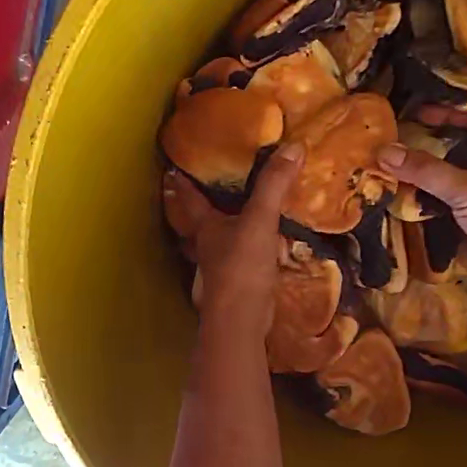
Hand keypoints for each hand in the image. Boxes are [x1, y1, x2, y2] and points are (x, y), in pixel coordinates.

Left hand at [179, 142, 303, 335]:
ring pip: (218, 241)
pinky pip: (240, 257)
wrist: (241, 319)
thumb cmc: (241, 266)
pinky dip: (247, 248)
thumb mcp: (260, 220)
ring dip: (224, 228)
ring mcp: (221, 267)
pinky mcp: (238, 284)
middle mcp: (207, 245)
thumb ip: (274, 185)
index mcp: (205, 227)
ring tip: (236, 212)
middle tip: (207, 186)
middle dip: (200, 205)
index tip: (173, 168)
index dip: (182, 183)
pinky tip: (260, 246)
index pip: (189, 198)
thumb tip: (294, 147)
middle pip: (199, 221)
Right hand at [377, 108, 466, 293]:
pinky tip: (390, 202)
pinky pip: (434, 214)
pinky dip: (415, 209)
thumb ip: (425, 170)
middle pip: (453, 154)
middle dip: (425, 149)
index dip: (452, 113)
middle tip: (391, 143)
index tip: (419, 113)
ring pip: (440, 186)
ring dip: (416, 181)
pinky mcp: (461, 229)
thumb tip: (383, 151)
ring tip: (382, 170)